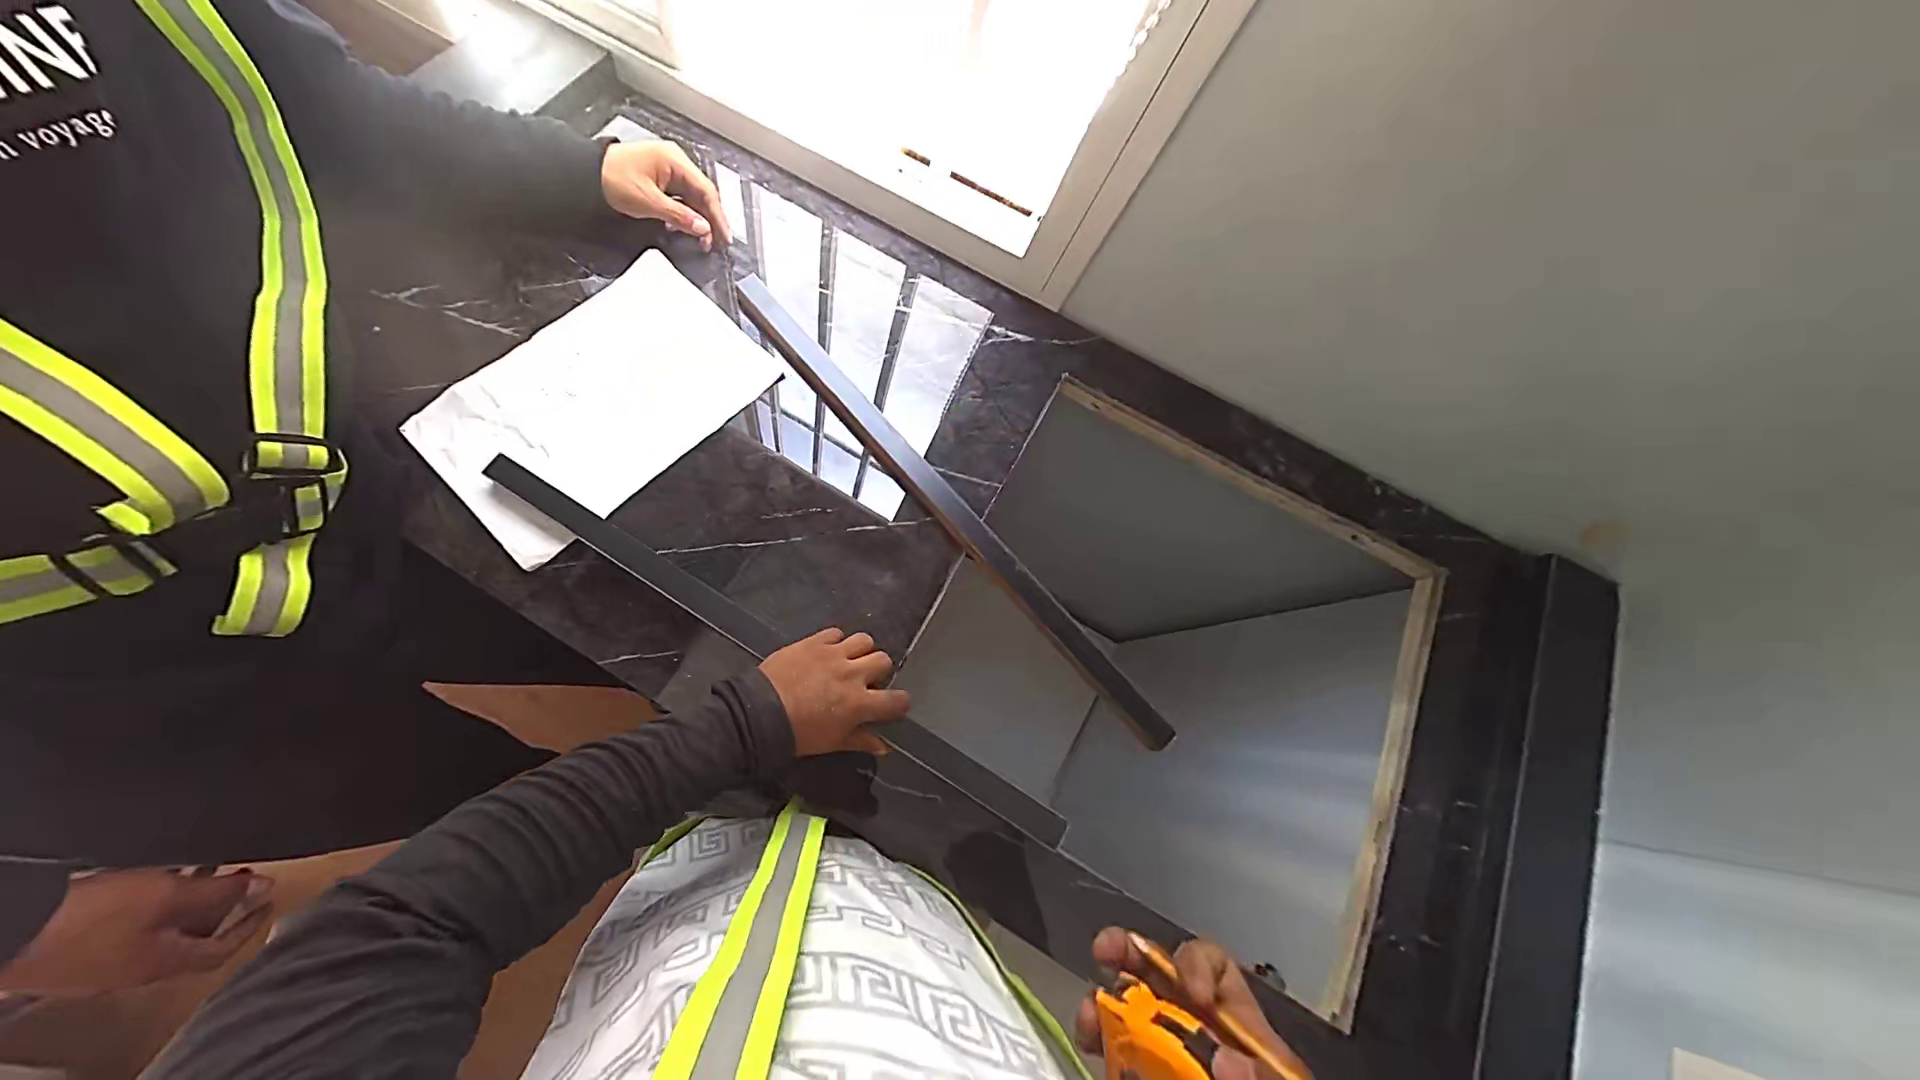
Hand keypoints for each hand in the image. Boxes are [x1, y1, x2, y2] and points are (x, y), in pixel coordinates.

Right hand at [0, 869, 274, 994]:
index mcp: (158, 964)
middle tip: (240, 878)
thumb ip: (220, 893)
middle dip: (222, 908)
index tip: (270, 902)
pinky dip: (156, 906)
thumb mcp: (169, 896)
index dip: (250, 927)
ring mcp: (98, 966)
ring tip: (208, 870)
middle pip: (192, 941)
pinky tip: (158, 881)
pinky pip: (131, 930)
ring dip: (190, 903)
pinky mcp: (73, 953)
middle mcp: (130, 971)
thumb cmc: (90, 916)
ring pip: (161, 933)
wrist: (2, 928)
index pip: (219, 952)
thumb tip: (265, 887)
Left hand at [600, 140, 731, 250]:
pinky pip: (681, 198)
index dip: (718, 217)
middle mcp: (674, 162)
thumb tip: (703, 228)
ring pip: (692, 199)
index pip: (706, 191)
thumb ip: (679, 216)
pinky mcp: (660, 179)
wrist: (583, 171)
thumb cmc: (611, 177)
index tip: (724, 237)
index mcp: (674, 160)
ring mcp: (668, 169)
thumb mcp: (649, 201)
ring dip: (697, 220)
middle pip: (702, 196)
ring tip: (701, 239)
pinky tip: (685, 228)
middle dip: (709, 220)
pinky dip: (685, 214)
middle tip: (714, 243)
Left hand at [759, 628, 910, 756]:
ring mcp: (833, 654)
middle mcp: (852, 674)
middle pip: (883, 660)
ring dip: (861, 651)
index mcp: (859, 703)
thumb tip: (884, 747)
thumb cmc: (796, 734)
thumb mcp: (831, 743)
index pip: (896, 700)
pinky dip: (836, 641)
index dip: (900, 703)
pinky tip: (827, 652)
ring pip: (864, 640)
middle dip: (879, 671)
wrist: (757, 716)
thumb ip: (861, 741)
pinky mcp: (814, 641)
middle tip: (865, 680)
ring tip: (849, 662)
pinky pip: (835, 633)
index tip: (894, 705)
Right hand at [1074, 928, 1308, 1079]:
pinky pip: (1116, 1055)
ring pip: (1126, 1010)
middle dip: (1128, 951)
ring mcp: (1164, 1060)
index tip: (1190, 991)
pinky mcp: (1138, 1078)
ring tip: (1089, 1015)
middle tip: (1105, 950)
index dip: (1197, 963)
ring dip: (1102, 1001)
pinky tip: (1090, 1044)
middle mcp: (1196, 1033)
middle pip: (1158, 975)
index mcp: (1238, 1031)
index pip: (1215, 968)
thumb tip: (1225, 1057)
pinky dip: (1097, 1041)